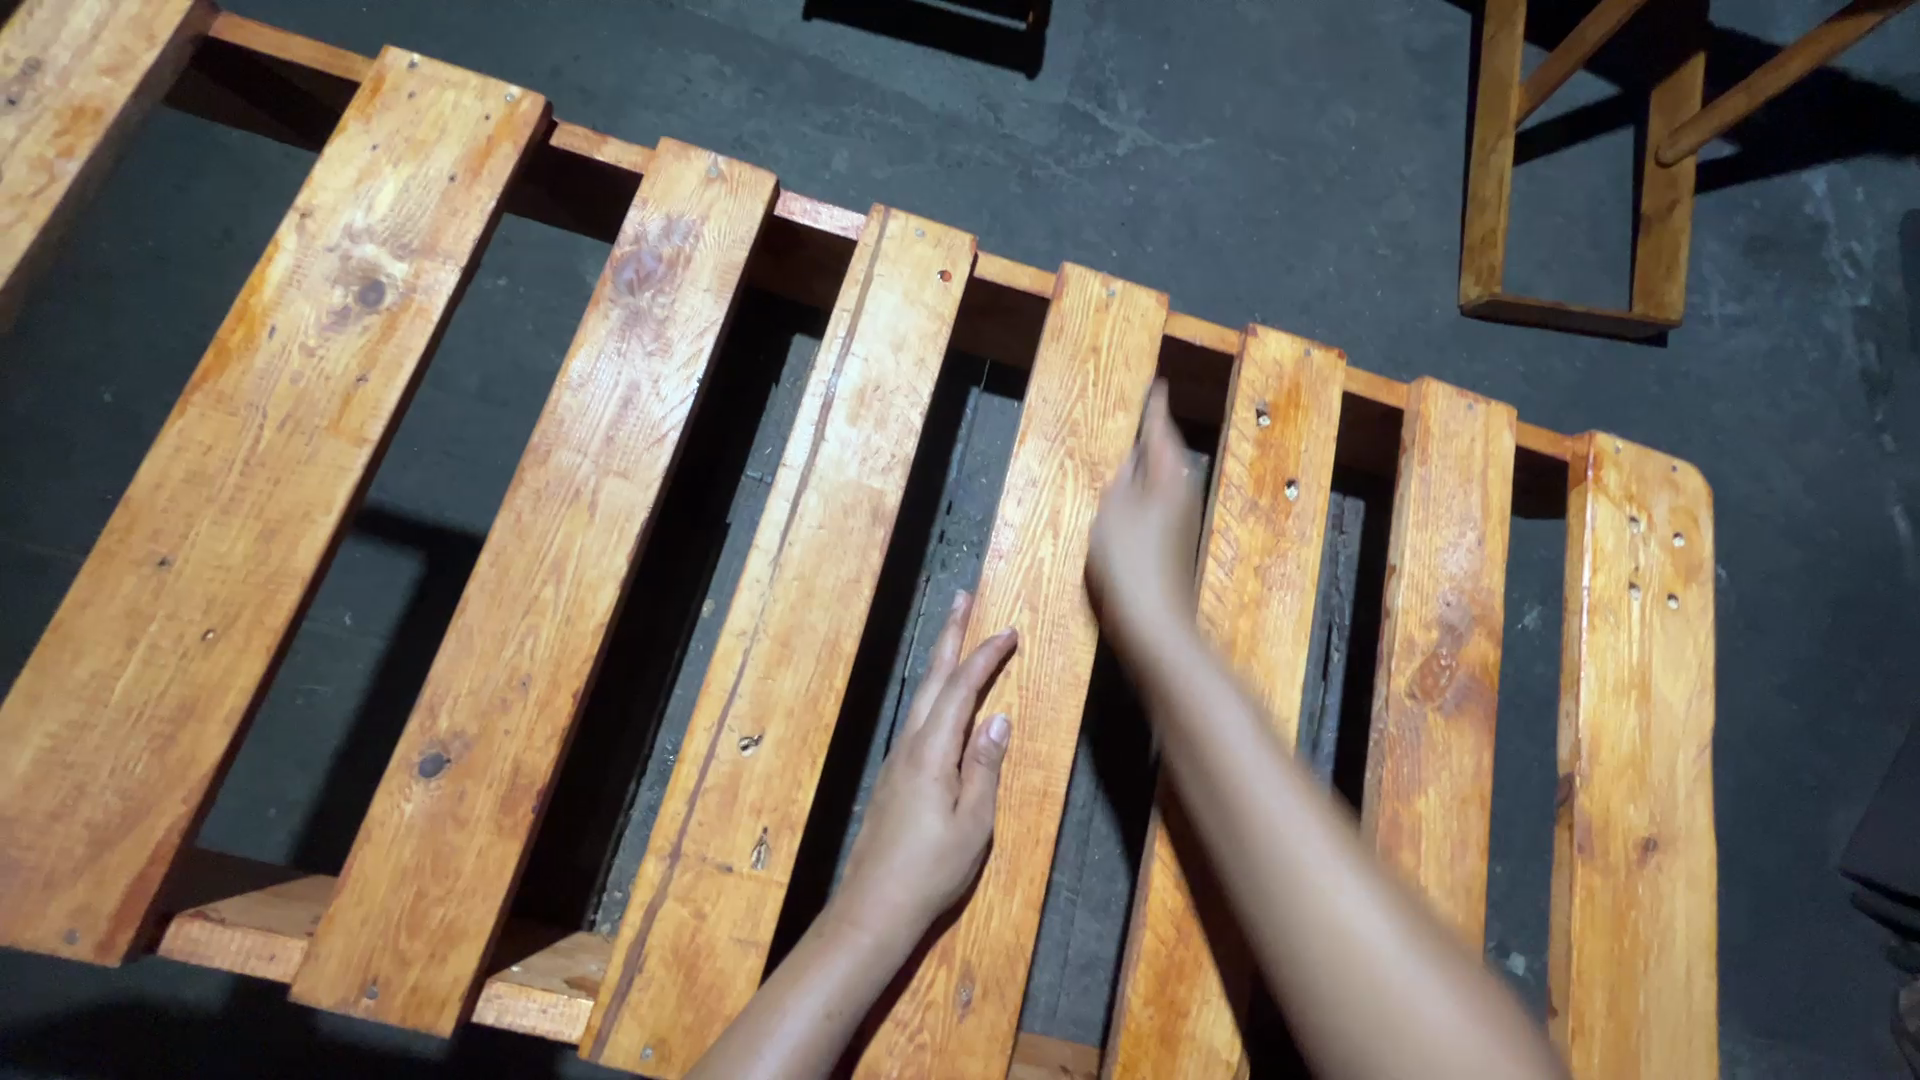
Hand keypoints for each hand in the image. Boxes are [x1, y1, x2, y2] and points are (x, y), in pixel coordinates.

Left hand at [826, 591, 1015, 944]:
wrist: (874, 907)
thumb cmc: (931, 869)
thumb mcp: (973, 822)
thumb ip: (984, 766)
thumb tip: (998, 719)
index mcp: (931, 751)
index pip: (961, 689)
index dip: (985, 657)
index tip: (1009, 632)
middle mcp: (909, 744)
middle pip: (932, 678)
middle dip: (949, 635)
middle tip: (962, 598)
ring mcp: (897, 758)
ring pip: (922, 696)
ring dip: (940, 661)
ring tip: (955, 635)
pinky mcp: (895, 775)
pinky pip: (919, 718)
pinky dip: (935, 692)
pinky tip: (942, 698)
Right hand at [1087, 380, 1204, 651]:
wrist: (1152, 621)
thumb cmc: (1129, 561)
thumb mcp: (1111, 512)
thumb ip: (1120, 481)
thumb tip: (1130, 461)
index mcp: (1169, 479)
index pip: (1161, 432)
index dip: (1156, 409)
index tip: (1158, 385)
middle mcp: (1182, 496)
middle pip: (1166, 457)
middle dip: (1153, 437)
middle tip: (1141, 415)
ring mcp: (1180, 523)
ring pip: (1162, 482)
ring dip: (1146, 468)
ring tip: (1127, 452)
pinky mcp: (1172, 546)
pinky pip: (1156, 505)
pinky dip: (1142, 494)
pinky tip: (1125, 502)